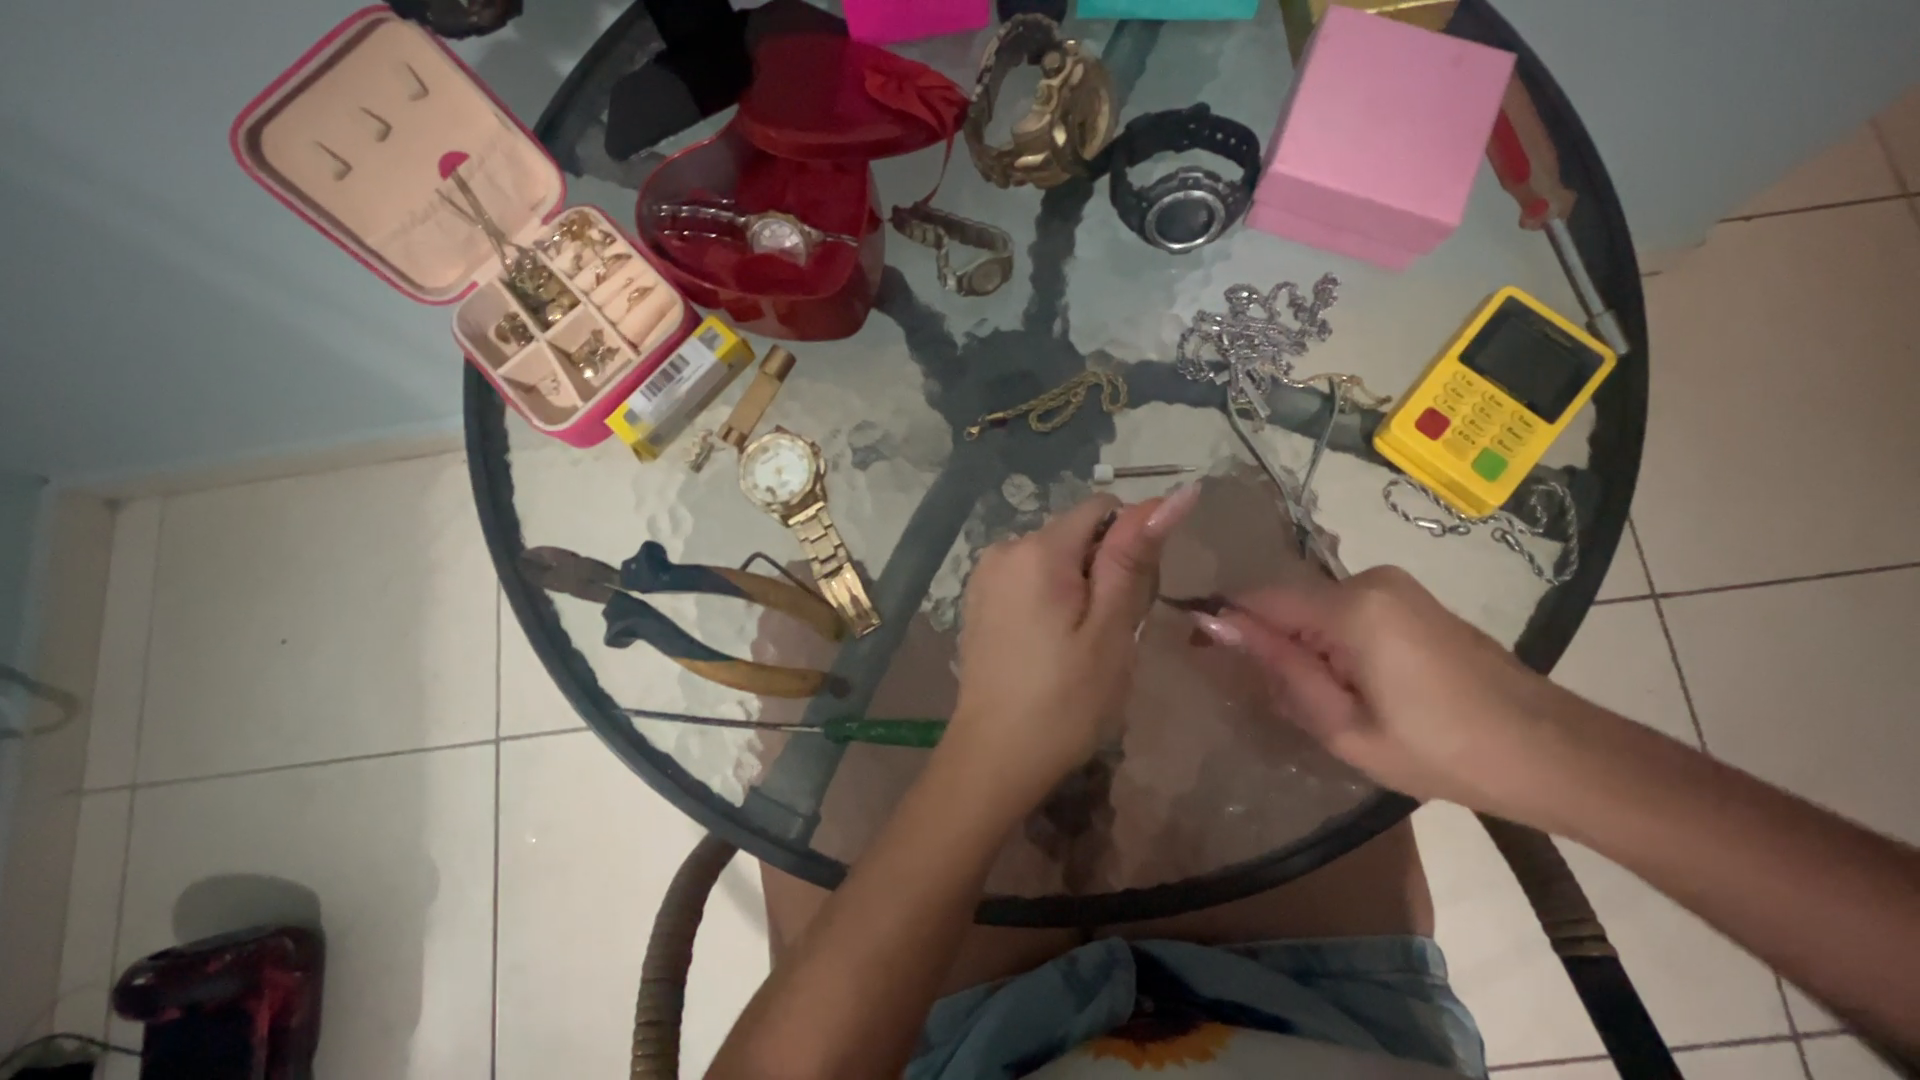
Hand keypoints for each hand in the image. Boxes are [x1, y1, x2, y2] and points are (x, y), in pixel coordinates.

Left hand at [944, 486, 1198, 808]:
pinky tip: (1051, 645)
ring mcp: (985, 575)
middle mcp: (1004, 548)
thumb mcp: (1111, 630)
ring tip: (1080, 644)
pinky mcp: (977, 600)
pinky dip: (1050, 599)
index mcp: (1038, 549)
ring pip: (1054, 557)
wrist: (994, 757)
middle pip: (1077, 533)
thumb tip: (1177, 493)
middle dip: (1104, 568)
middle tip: (1109, 632)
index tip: (1135, 596)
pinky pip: (1029, 579)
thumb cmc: (1064, 701)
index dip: (1132, 543)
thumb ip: (1136, 557)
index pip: (1103, 509)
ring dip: (1079, 586)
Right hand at [1195, 566, 1580, 815]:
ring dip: (1305, 648)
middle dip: (1272, 644)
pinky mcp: (1414, 601)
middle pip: (1289, 601)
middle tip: (1281, 703)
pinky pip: (1349, 612)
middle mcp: (1371, 579)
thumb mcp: (1344, 726)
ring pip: (1317, 608)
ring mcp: (1398, 587)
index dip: (1225, 624)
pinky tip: (1355, 689)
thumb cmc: (1442, 751)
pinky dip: (1334, 644)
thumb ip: (1279, 669)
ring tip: (1324, 705)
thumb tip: (1215, 626)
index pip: (1259, 597)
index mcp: (1353, 606)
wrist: (1552, 752)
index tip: (1200, 658)